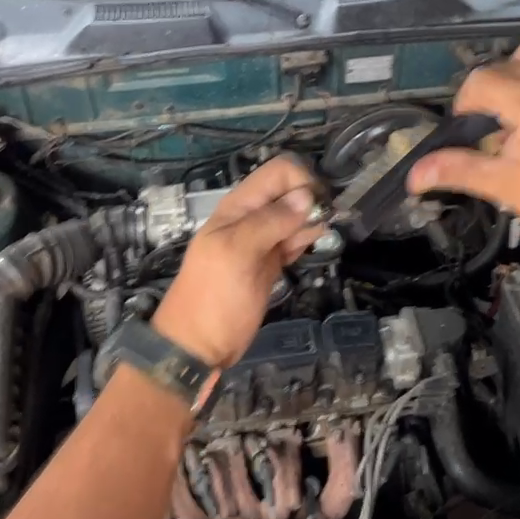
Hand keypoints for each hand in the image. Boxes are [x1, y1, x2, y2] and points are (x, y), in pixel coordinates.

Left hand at [152, 155, 326, 367]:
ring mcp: (262, 240)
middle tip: (322, 227)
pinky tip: (307, 251)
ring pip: (297, 215)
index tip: (318, 208)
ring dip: (313, 222)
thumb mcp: (236, 255)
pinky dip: (306, 240)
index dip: (302, 182)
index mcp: (239, 206)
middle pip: (291, 190)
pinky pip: (294, 239)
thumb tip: (307, 197)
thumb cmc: (212, 298)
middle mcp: (252, 216)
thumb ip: (269, 222)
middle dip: (313, 202)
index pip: (279, 171)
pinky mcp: (271, 262)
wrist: (197, 347)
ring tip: (316, 240)